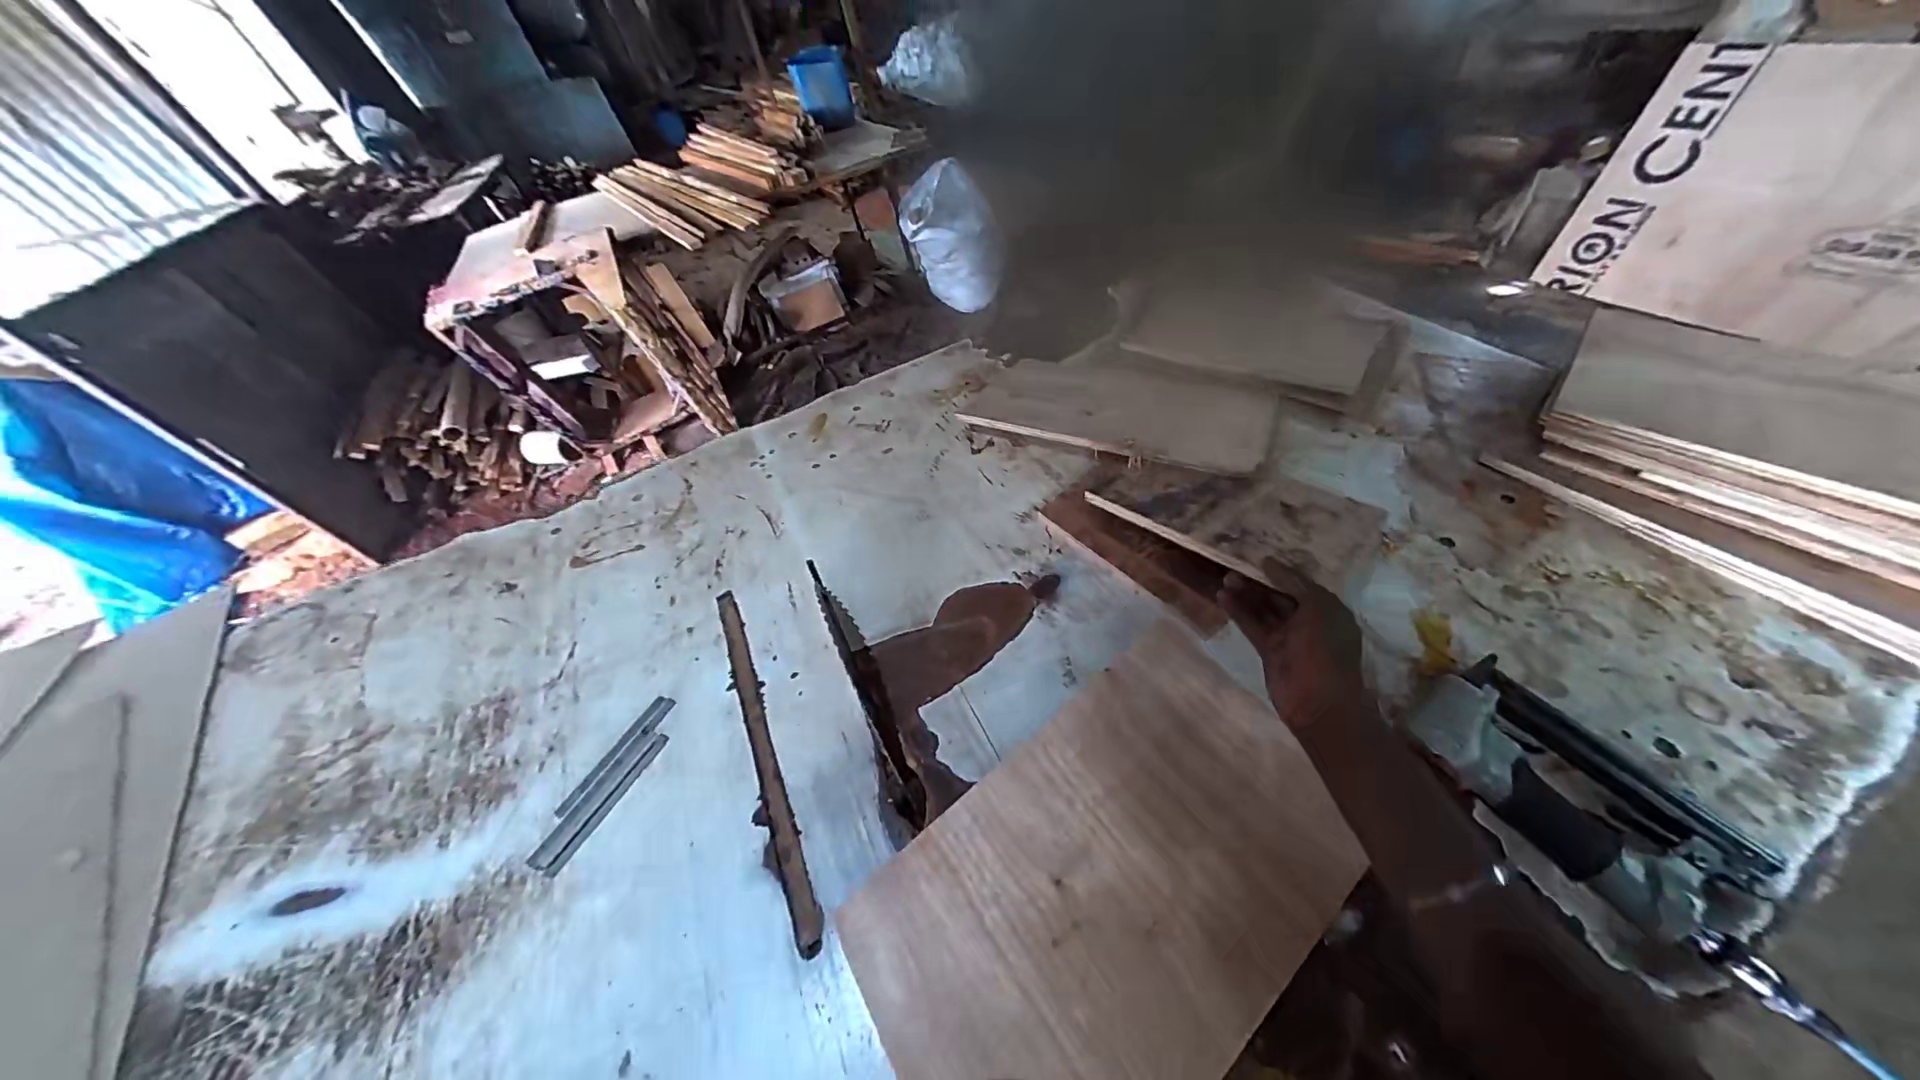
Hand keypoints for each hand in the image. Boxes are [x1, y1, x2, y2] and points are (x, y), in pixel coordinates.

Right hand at [1218, 559, 1366, 728]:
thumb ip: (1295, 583)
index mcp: (1328, 609)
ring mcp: (1288, 636)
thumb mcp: (1319, 609)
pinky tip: (1223, 598)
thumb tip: (1269, 563)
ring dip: (1246, 594)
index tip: (1257, 556)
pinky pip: (1253, 625)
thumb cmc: (1326, 651)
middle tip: (1234, 567)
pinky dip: (1239, 611)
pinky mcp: (1269, 650)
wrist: (1319, 704)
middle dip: (1259, 581)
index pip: (1301, 584)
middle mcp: (1309, 620)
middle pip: (1280, 595)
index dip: (1280, 570)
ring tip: (1226, 579)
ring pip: (1264, 609)